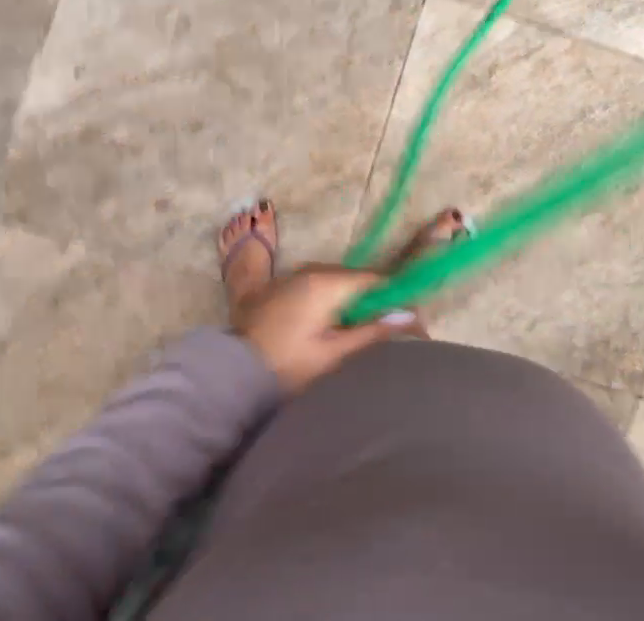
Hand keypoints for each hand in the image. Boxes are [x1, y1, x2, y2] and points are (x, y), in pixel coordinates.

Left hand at [233, 264, 405, 392]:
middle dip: (372, 298)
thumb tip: (411, 316)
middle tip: (387, 326)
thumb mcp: (334, 352)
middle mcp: (311, 271)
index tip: (409, 317)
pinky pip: (317, 285)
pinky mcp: (280, 287)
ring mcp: (293, 276)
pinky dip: (330, 300)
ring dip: (350, 300)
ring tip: (360, 328)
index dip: (394, 295)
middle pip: (355, 278)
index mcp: (327, 283)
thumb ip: (373, 331)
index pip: (373, 278)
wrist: (232, 371)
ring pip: (335, 281)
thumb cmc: (287, 364)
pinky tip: (331, 324)